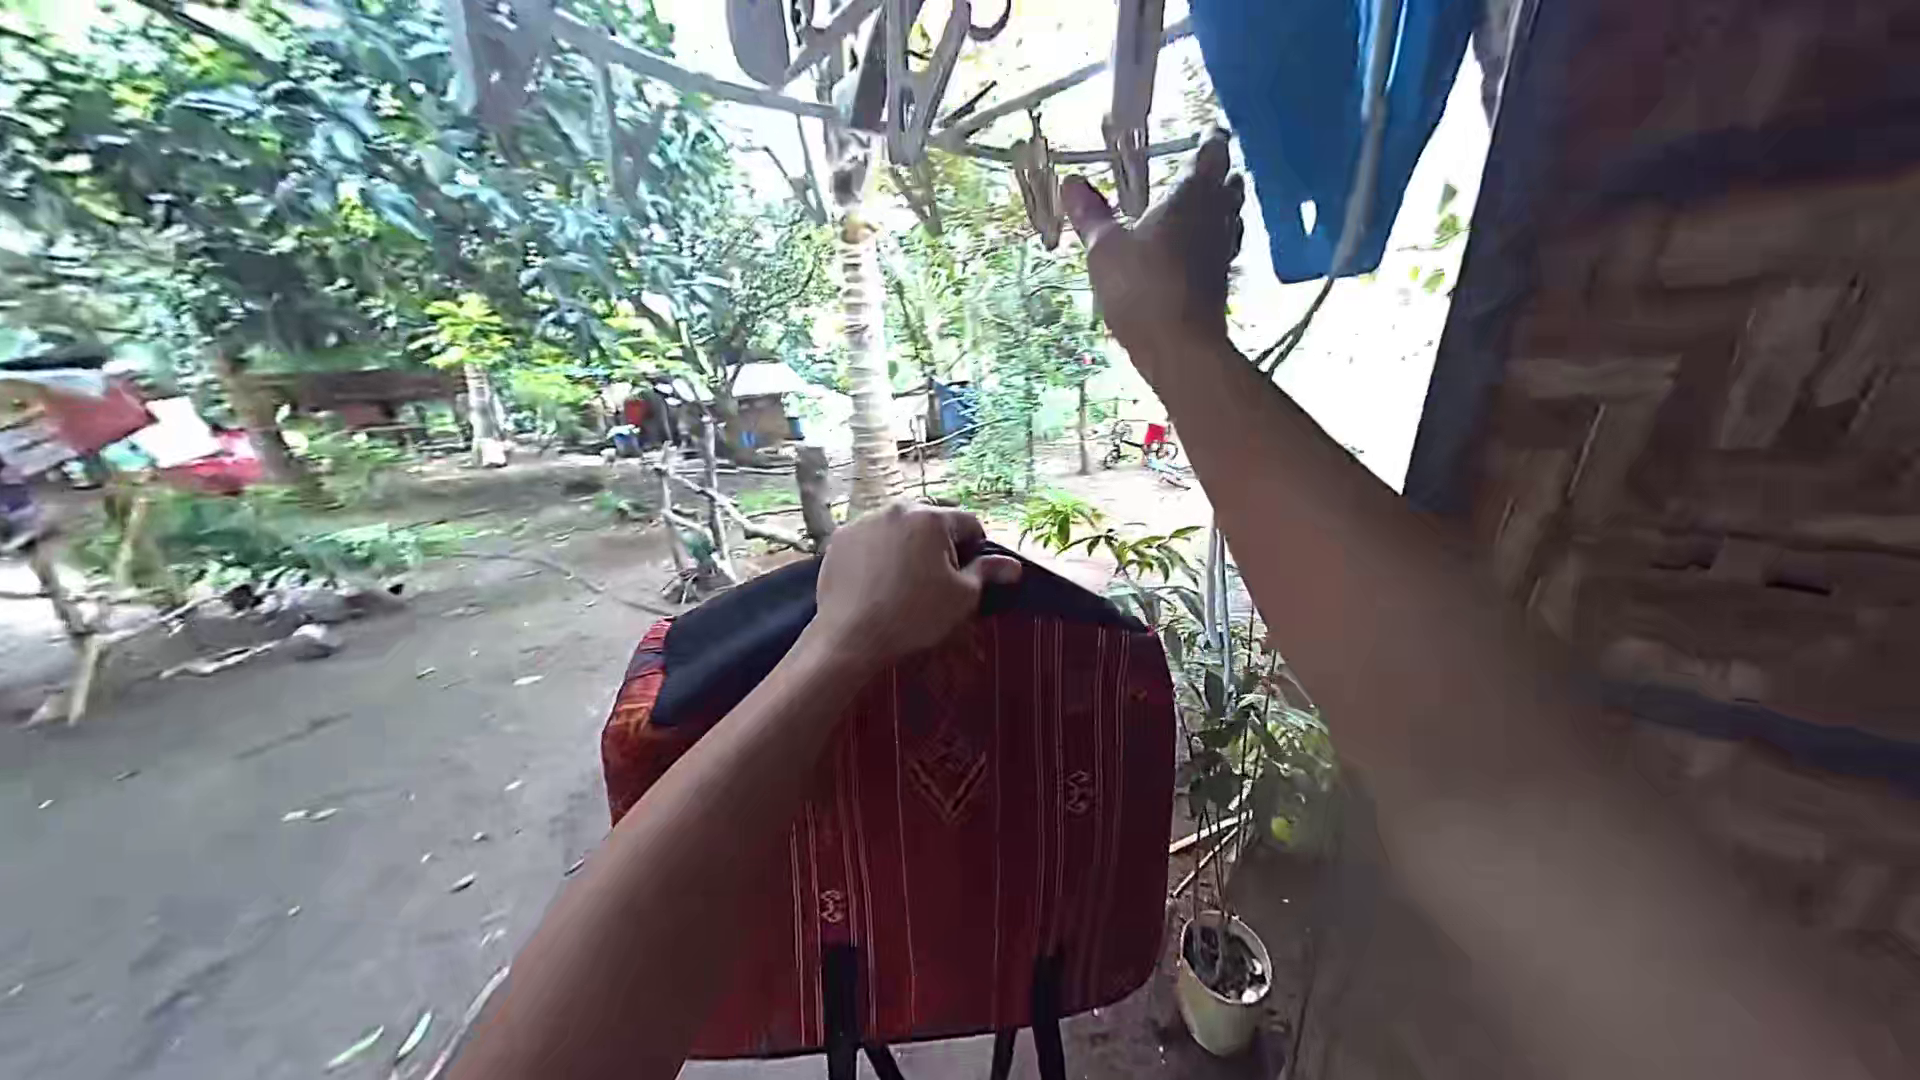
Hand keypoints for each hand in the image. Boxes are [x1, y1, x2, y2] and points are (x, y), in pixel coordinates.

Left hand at [809, 502, 1021, 664]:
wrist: (850, 636)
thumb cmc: (913, 616)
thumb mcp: (962, 597)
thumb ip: (987, 573)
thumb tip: (1013, 566)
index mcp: (931, 518)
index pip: (969, 523)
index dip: (976, 549)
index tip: (968, 574)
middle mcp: (896, 509)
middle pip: (931, 522)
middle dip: (939, 545)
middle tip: (936, 581)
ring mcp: (864, 521)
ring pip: (898, 529)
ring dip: (907, 547)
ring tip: (903, 583)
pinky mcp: (840, 538)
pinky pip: (870, 540)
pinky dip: (878, 554)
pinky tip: (877, 583)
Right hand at [1062, 128, 1244, 376]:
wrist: (1177, 346)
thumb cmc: (1141, 289)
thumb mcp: (1105, 250)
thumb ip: (1091, 216)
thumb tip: (1070, 182)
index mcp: (1191, 196)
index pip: (1211, 153)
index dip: (1209, 140)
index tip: (1205, 134)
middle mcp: (1216, 217)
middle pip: (1230, 183)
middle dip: (1220, 174)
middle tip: (1205, 172)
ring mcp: (1223, 251)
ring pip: (1231, 217)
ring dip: (1221, 208)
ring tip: (1203, 208)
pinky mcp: (1220, 282)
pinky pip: (1223, 249)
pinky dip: (1214, 242)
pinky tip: (1198, 252)